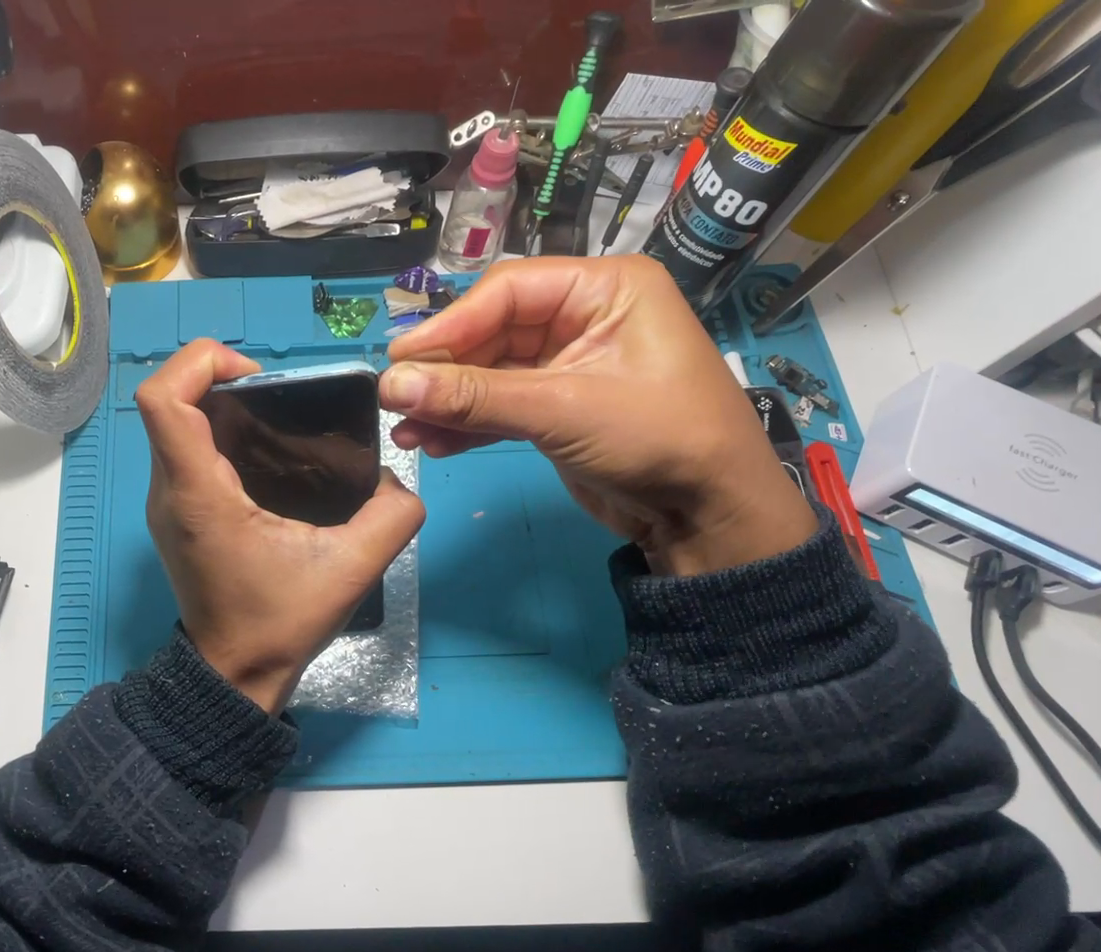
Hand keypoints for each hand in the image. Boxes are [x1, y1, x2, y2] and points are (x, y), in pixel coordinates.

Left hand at [138, 340, 425, 712]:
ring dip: (216, 407)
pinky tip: (265, 458)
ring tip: (276, 422)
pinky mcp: (176, 516)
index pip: (163, 399)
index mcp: (199, 493)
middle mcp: (169, 491)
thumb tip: (397, 480)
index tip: (256, 376)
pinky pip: (183, 452)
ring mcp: (166, 504)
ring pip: (174, 427)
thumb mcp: (351, 570)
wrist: (234, 675)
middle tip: (277, 398)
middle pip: (168, 403)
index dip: (200, 362)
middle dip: (218, 379)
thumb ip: (392, 516)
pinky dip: (215, 435)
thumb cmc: (280, 623)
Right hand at [382, 256, 814, 575]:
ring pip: (490, 373)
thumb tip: (392, 385)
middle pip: (492, 331)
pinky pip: (500, 406)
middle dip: (444, 370)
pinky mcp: (557, 408)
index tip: (399, 361)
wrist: (708, 514)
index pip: (507, 291)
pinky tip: (433, 443)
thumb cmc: (658, 438)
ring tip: (404, 432)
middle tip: (393, 399)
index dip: (450, 326)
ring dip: (448, 402)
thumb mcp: (563, 410)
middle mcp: (583, 317)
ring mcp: (567, 365)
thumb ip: (476, 397)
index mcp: (603, 289)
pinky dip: (468, 425)